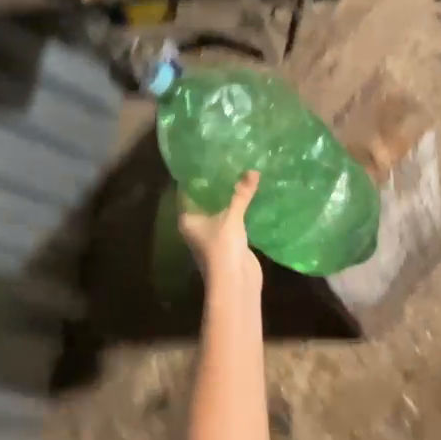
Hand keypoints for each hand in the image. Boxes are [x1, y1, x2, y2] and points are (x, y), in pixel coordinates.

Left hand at [179, 171, 260, 293]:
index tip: (205, 157)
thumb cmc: (222, 248)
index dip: (194, 175)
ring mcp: (212, 232)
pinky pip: (232, 217)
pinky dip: (238, 207)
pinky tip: (249, 194)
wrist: (235, 282)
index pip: (186, 190)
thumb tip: (253, 170)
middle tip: (226, 160)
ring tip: (239, 172)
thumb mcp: (231, 217)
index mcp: (187, 218)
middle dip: (214, 183)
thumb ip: (241, 194)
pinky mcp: (228, 239)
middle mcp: (196, 224)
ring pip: (218, 208)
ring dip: (228, 195)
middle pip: (203, 198)